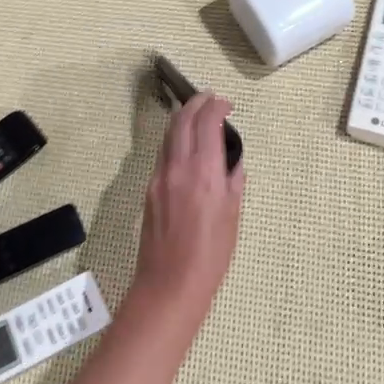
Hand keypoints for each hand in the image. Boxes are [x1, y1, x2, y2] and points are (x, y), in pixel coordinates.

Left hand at [132, 92, 245, 313]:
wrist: (170, 284)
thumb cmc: (210, 255)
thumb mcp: (232, 216)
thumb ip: (233, 182)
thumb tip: (232, 161)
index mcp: (203, 172)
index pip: (206, 123)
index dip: (217, 106)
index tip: (227, 104)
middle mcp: (177, 168)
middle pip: (181, 121)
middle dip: (196, 103)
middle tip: (211, 99)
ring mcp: (159, 177)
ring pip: (169, 136)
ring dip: (183, 119)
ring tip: (199, 117)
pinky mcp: (149, 190)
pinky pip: (163, 154)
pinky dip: (176, 140)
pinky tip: (186, 148)